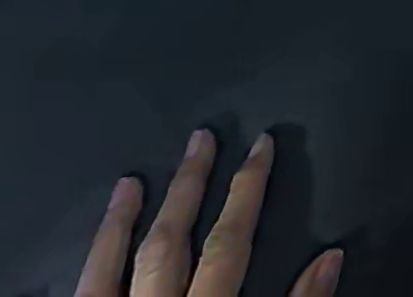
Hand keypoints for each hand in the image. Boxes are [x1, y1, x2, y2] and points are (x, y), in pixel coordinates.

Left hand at [75, 129, 344, 296]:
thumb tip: (330, 256)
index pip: (228, 240)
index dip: (248, 187)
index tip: (262, 143)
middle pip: (167, 243)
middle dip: (189, 185)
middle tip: (202, 136)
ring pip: (104, 273)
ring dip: (119, 223)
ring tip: (129, 181)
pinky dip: (82, 276)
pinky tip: (82, 261)